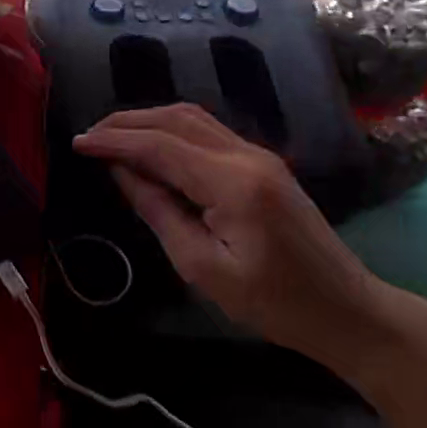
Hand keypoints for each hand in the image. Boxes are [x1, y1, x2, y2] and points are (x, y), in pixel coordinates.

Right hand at [73, 104, 407, 372]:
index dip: (114, 141)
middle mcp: (246, 155)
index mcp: (232, 183)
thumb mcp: (203, 268)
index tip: (78, 143)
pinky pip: (206, 130)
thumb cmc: (275, 303)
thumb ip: (158, 212)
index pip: (160, 146)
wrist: (348, 310)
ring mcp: (258, 154)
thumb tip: (121, 172)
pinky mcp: (262, 162)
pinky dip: (169, 129)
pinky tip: (150, 143)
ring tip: (111, 136)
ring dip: (147, 120)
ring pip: (191, 117)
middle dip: (126, 122)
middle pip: (175, 119)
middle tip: (89, 136)